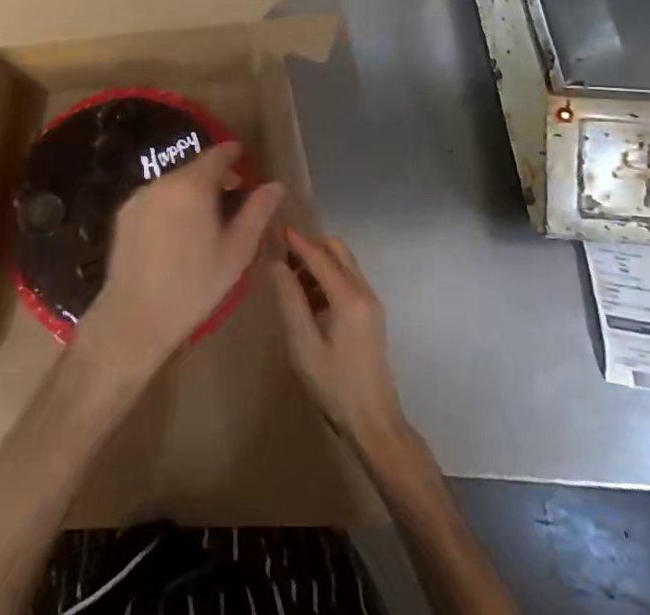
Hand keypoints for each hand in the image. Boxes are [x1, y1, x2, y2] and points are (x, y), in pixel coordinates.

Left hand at [76, 143, 284, 377]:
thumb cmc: (195, 286)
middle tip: (233, 199)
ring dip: (191, 191)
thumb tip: (276, 185)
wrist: (136, 316)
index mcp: (192, 186)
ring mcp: (137, 197)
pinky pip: (154, 199)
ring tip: (205, 220)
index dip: (235, 155)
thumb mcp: (237, 251)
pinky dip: (170, 204)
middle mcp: (161, 182)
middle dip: (215, 177)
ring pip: (173, 183)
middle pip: (194, 168)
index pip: (217, 154)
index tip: (246, 161)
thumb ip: (258, 211)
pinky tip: (176, 233)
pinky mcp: (123, 214)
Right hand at [271, 228, 407, 448]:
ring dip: (318, 262)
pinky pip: (348, 281)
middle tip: (281, 257)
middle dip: (310, 247)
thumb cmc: (334, 385)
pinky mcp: (370, 315)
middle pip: (338, 252)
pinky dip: (327, 277)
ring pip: (344, 265)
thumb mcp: (303, 344)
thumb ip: (290, 300)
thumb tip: (277, 265)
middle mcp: (365, 294)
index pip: (321, 257)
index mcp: (350, 299)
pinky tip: (306, 297)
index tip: (276, 228)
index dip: (298, 241)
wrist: (373, 420)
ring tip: (289, 279)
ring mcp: (371, 304)